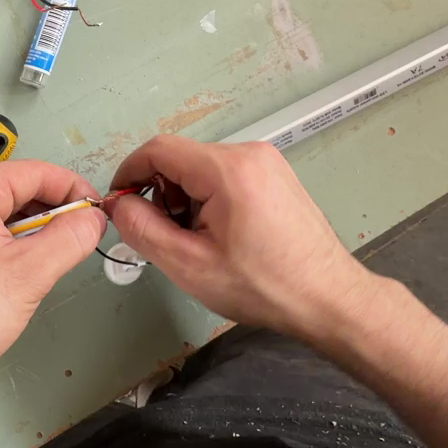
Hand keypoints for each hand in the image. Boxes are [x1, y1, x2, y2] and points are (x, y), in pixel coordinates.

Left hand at [0, 160, 103, 394]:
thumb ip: (71, 238)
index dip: (72, 189)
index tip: (96, 210)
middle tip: (75, 240)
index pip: (34, 173)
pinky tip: (10, 269)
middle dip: (48, 212)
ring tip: (43, 260)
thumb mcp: (31, 274)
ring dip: (24, 229)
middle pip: (11, 189)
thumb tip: (93, 218)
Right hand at [103, 136, 376, 343]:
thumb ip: (142, 228)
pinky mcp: (275, 173)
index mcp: (227, 169)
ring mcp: (266, 160)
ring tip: (196, 240)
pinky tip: (220, 233)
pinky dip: (208, 197)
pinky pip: (225, 174)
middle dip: (161, 193)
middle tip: (165, 236)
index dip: (130, 173)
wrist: (329, 298)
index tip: (119, 206)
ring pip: (201, 167)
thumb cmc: (260, 286)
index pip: (159, 149)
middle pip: (181, 158)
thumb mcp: (189, 264)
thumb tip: (118, 203)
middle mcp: (248, 152)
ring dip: (184, 198)